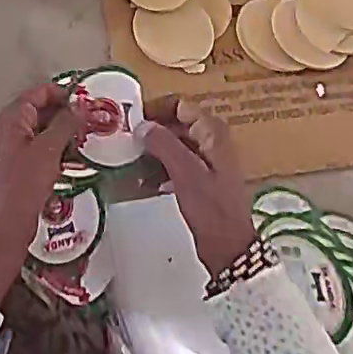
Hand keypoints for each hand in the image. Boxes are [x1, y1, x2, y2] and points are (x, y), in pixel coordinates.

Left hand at [0, 82, 81, 301]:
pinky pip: (47, 149)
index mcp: (12, 120)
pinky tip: (79, 154)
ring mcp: (18, 151)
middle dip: (67, 111)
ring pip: (46, 131)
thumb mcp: (48, 149)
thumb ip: (66, 123)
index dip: (62, 91)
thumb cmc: (22, 187)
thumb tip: (81, 104)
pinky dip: (63, 147)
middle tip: (93, 114)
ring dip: (67, 130)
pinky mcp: (26, 169)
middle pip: (42, 110)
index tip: (86, 96)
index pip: (38, 92)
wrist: (7, 229)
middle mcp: (12, 131)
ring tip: (91, 132)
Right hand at [142, 97, 256, 274]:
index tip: (130, 119)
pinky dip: (159, 169)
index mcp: (213, 132)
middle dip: (150, 132)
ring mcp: (207, 160)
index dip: (155, 109)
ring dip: (152, 152)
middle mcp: (211, 140)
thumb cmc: (212, 209)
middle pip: (175, 124)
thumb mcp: (186, 173)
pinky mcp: (201, 179)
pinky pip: (176, 165)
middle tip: (124, 141)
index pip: (180, 105)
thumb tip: (142, 125)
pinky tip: (142, 182)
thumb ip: (164, 145)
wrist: (229, 248)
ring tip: (128, 162)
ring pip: (174, 146)